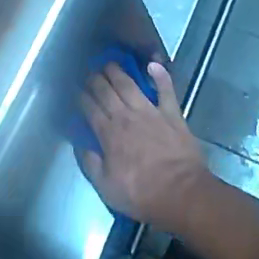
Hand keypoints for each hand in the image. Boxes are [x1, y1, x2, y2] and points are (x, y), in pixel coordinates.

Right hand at [77, 61, 217, 234]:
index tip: (76, 90)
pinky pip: (166, 90)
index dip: (81, 97)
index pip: (89, 108)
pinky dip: (160, 76)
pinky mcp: (172, 114)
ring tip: (109, 63)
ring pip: (130, 85)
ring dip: (118, 72)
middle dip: (95, 79)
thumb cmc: (142, 194)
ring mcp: (150, 112)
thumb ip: (91, 164)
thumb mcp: (106, 188)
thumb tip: (80, 146)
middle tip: (89, 73)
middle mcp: (126, 117)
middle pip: (106, 91)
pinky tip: (153, 64)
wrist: (182, 194)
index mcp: (108, 134)